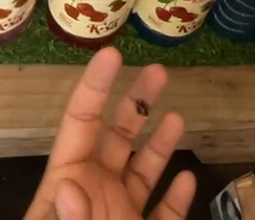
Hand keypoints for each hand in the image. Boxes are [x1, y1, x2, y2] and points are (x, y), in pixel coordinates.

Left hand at [26, 47, 195, 219]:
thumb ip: (66, 218)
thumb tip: (67, 184)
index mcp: (69, 183)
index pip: (80, 123)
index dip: (95, 86)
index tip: (113, 52)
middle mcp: (96, 193)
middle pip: (117, 138)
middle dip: (137, 101)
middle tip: (159, 70)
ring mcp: (121, 216)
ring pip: (142, 172)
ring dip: (160, 145)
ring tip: (177, 115)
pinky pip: (164, 215)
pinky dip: (176, 198)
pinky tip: (187, 178)